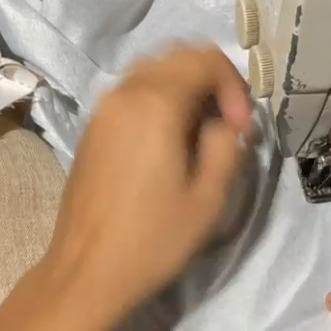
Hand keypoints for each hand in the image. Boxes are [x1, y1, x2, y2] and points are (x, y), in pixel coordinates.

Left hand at [44, 44, 254, 313]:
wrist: (86, 272)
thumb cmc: (152, 240)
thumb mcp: (209, 199)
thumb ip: (227, 147)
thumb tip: (225, 127)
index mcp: (155, 104)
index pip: (206, 60)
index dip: (235, 88)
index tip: (243, 131)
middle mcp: (124, 94)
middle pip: (176, 58)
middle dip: (211, 83)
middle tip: (228, 127)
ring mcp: (101, 112)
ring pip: (151, 74)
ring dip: (184, 92)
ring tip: (200, 137)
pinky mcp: (91, 133)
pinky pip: (131, 97)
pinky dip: (158, 105)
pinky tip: (169, 148)